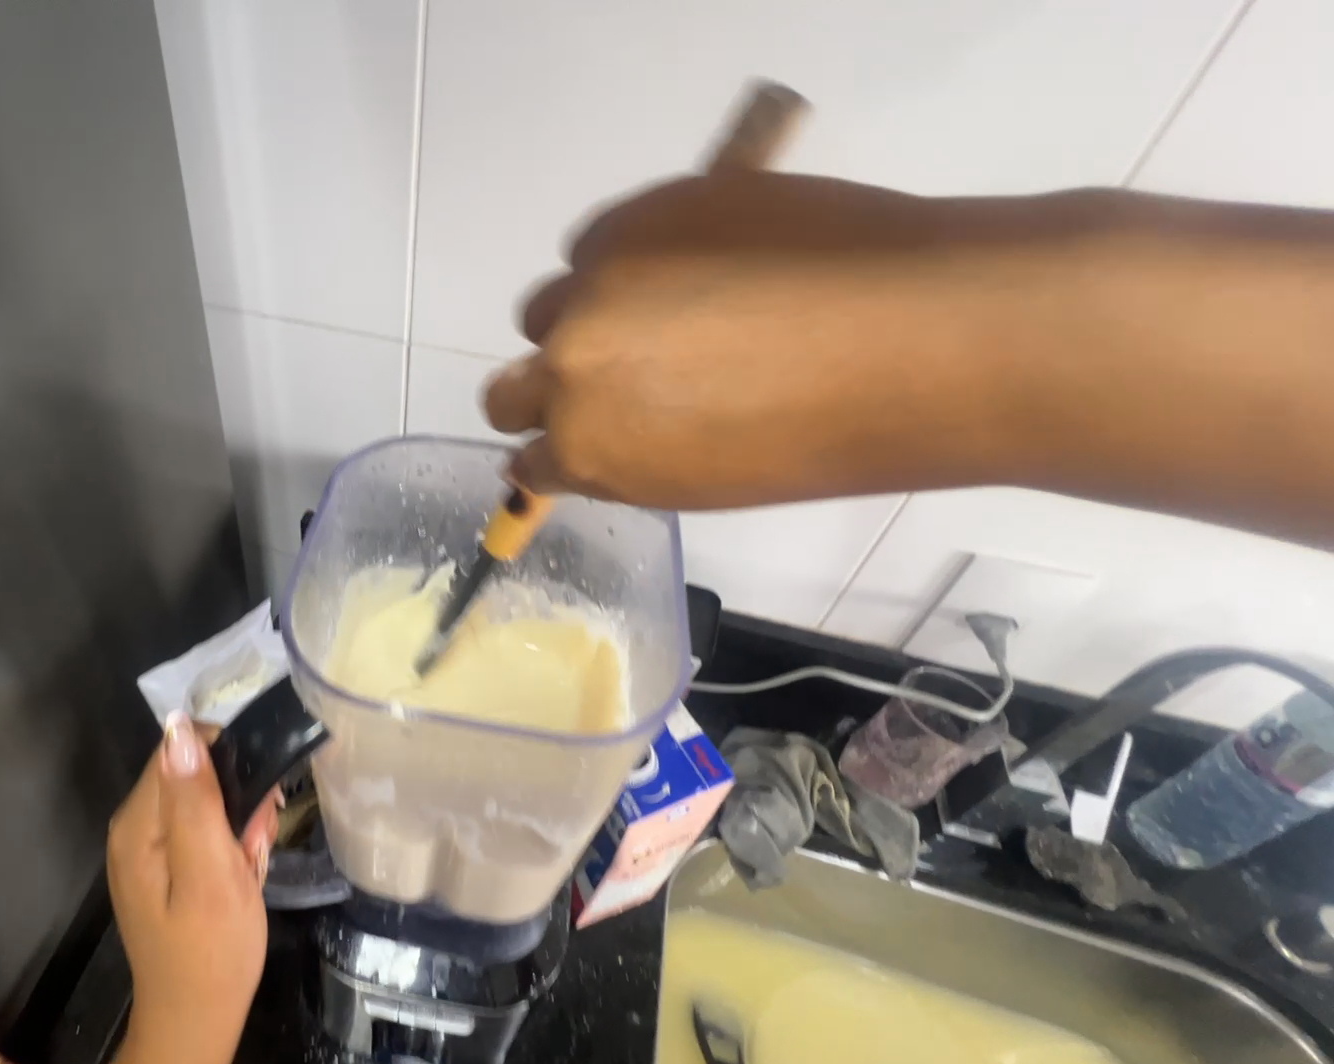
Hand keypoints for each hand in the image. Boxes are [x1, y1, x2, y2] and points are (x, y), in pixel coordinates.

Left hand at [103, 711, 279, 1063]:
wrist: (197, 1021)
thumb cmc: (211, 950)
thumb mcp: (211, 872)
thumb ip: (196, 799)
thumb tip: (180, 725)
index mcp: (138, 823)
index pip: (180, 749)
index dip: (226, 764)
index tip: (256, 803)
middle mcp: (134, 826)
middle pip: (194, 773)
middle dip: (237, 799)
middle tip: (254, 844)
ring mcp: (148, 847)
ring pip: (206, 799)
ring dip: (240, 824)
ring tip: (249, 864)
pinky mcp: (165, 864)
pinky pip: (205, 828)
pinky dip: (231, 844)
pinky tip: (241, 874)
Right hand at [485, 171, 1106, 508]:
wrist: (923, 338)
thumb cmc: (820, 440)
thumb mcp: (697, 482)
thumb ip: (624, 462)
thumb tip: (596, 442)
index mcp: (585, 450)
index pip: (527, 462)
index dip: (555, 455)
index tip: (581, 442)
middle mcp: (568, 369)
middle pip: (505, 391)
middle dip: (546, 396)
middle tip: (609, 383)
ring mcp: (596, 286)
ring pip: (542, 310)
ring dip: (580, 322)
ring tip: (657, 315)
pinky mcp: (635, 216)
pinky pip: (591, 245)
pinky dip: (619, 264)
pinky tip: (685, 268)